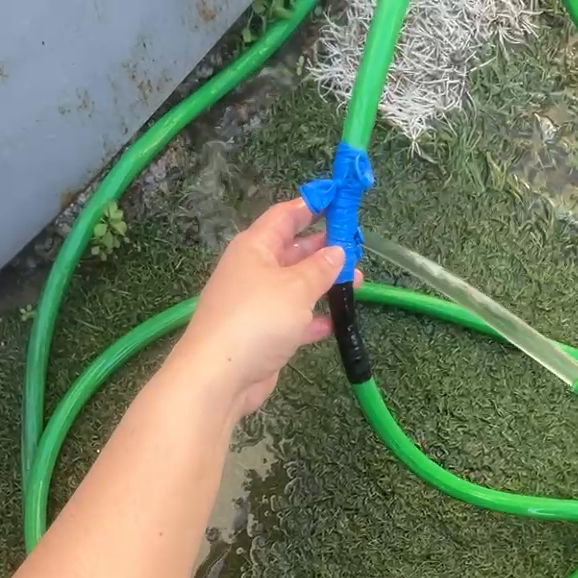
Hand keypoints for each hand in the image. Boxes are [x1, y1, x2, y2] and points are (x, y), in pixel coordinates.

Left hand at [169, 198, 358, 418]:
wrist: (220, 376)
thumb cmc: (257, 319)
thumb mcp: (296, 287)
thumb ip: (320, 268)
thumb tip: (338, 251)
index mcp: (255, 247)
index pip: (286, 216)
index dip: (313, 205)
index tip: (341, 201)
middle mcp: (254, 271)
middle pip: (293, 251)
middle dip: (324, 249)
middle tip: (357, 250)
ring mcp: (258, 304)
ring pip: (297, 286)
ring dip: (324, 284)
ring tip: (356, 283)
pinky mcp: (264, 335)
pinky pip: (294, 319)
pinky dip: (313, 319)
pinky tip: (335, 322)